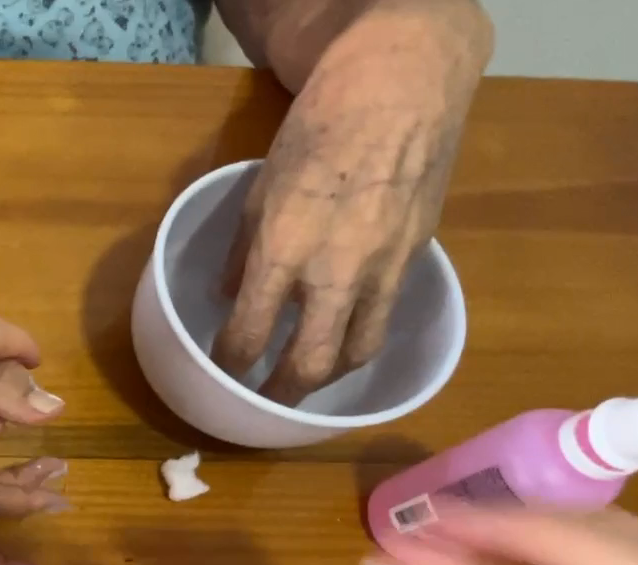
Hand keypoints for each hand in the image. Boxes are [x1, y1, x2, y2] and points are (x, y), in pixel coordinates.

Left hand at [215, 1, 491, 403]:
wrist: (399, 90)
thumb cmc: (314, 137)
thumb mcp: (258, 196)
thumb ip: (244, 256)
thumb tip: (228, 297)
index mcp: (284, 254)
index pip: (249, 335)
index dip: (230, 362)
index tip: (221, 370)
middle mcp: (335, 272)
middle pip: (311, 362)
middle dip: (283, 391)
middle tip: (265, 402)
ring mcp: (384, 267)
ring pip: (359, 350)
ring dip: (329, 376)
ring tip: (305, 382)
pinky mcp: (416, 257)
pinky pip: (386, 316)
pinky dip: (360, 338)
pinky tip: (342, 340)